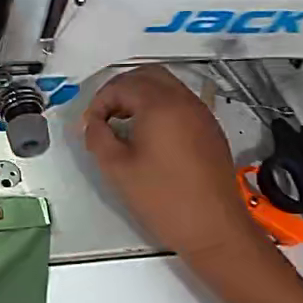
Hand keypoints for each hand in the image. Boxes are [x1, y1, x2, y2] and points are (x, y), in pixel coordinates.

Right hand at [82, 66, 261, 261]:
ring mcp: (201, 114)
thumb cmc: (164, 199)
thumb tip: (92, 124)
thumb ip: (97, 137)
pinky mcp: (210, 129)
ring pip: (166, 86)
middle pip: (147, 75)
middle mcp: (184, 101)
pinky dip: (160, 107)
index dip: (99, 102)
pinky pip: (181, 103)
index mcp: (160, 105)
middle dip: (120, 89)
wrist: (213, 227)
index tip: (90, 125)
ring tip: (122, 124)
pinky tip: (148, 135)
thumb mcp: (117, 169)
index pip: (121, 86)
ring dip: (140, 96)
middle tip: (104, 114)